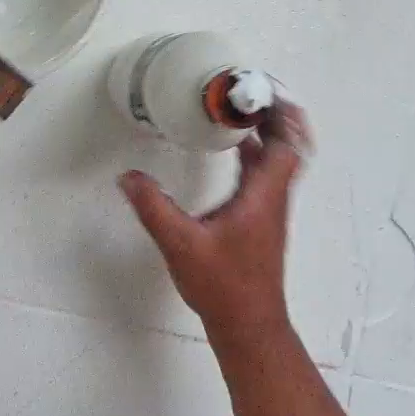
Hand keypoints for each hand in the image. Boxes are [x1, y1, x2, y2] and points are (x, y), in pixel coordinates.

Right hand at [120, 99, 311, 348]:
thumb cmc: (223, 286)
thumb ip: (153, 208)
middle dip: (272, 115)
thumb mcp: (180, 244)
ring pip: (277, 160)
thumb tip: (128, 177)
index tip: (261, 90)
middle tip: (247, 90)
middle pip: (286, 145)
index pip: (286, 144)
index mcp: (263, 195)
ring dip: (266, 132)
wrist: (248, 326)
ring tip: (240, 109)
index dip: (280, 114)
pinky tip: (234, 149)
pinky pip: (266, 173)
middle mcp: (272, 197)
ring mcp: (269, 209)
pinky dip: (256, 153)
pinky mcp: (261, 220)